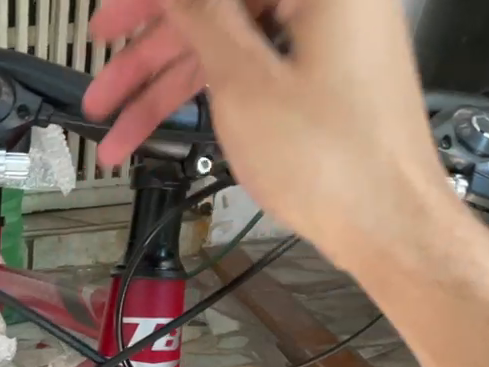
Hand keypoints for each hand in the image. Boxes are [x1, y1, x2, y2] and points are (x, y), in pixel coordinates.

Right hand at [83, 0, 459, 270]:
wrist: (387, 221)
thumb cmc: (331, 159)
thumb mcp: (245, 82)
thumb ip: (201, 14)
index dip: (156, 0)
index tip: (113, 22)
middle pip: (218, 7)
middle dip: (151, 52)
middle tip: (102, 80)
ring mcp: (324, 33)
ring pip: (226, 45)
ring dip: (166, 88)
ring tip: (116, 132)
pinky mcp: (320, 70)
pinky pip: (249, 68)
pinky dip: (206, 96)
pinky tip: (161, 127)